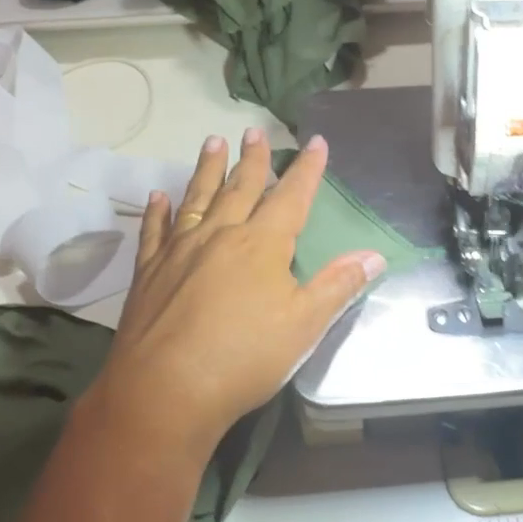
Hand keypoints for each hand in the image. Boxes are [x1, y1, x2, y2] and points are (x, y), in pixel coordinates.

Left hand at [103, 129, 384, 445]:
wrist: (165, 391)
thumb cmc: (244, 358)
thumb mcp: (305, 325)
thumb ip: (337, 286)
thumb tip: (373, 254)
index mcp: (262, 245)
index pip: (291, 197)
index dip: (306, 169)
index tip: (315, 142)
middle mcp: (220, 236)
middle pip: (240, 188)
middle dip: (252, 159)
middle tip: (253, 131)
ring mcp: (179, 252)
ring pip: (197, 199)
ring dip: (207, 170)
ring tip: (212, 142)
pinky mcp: (149, 273)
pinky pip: (155, 231)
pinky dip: (159, 211)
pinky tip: (160, 196)